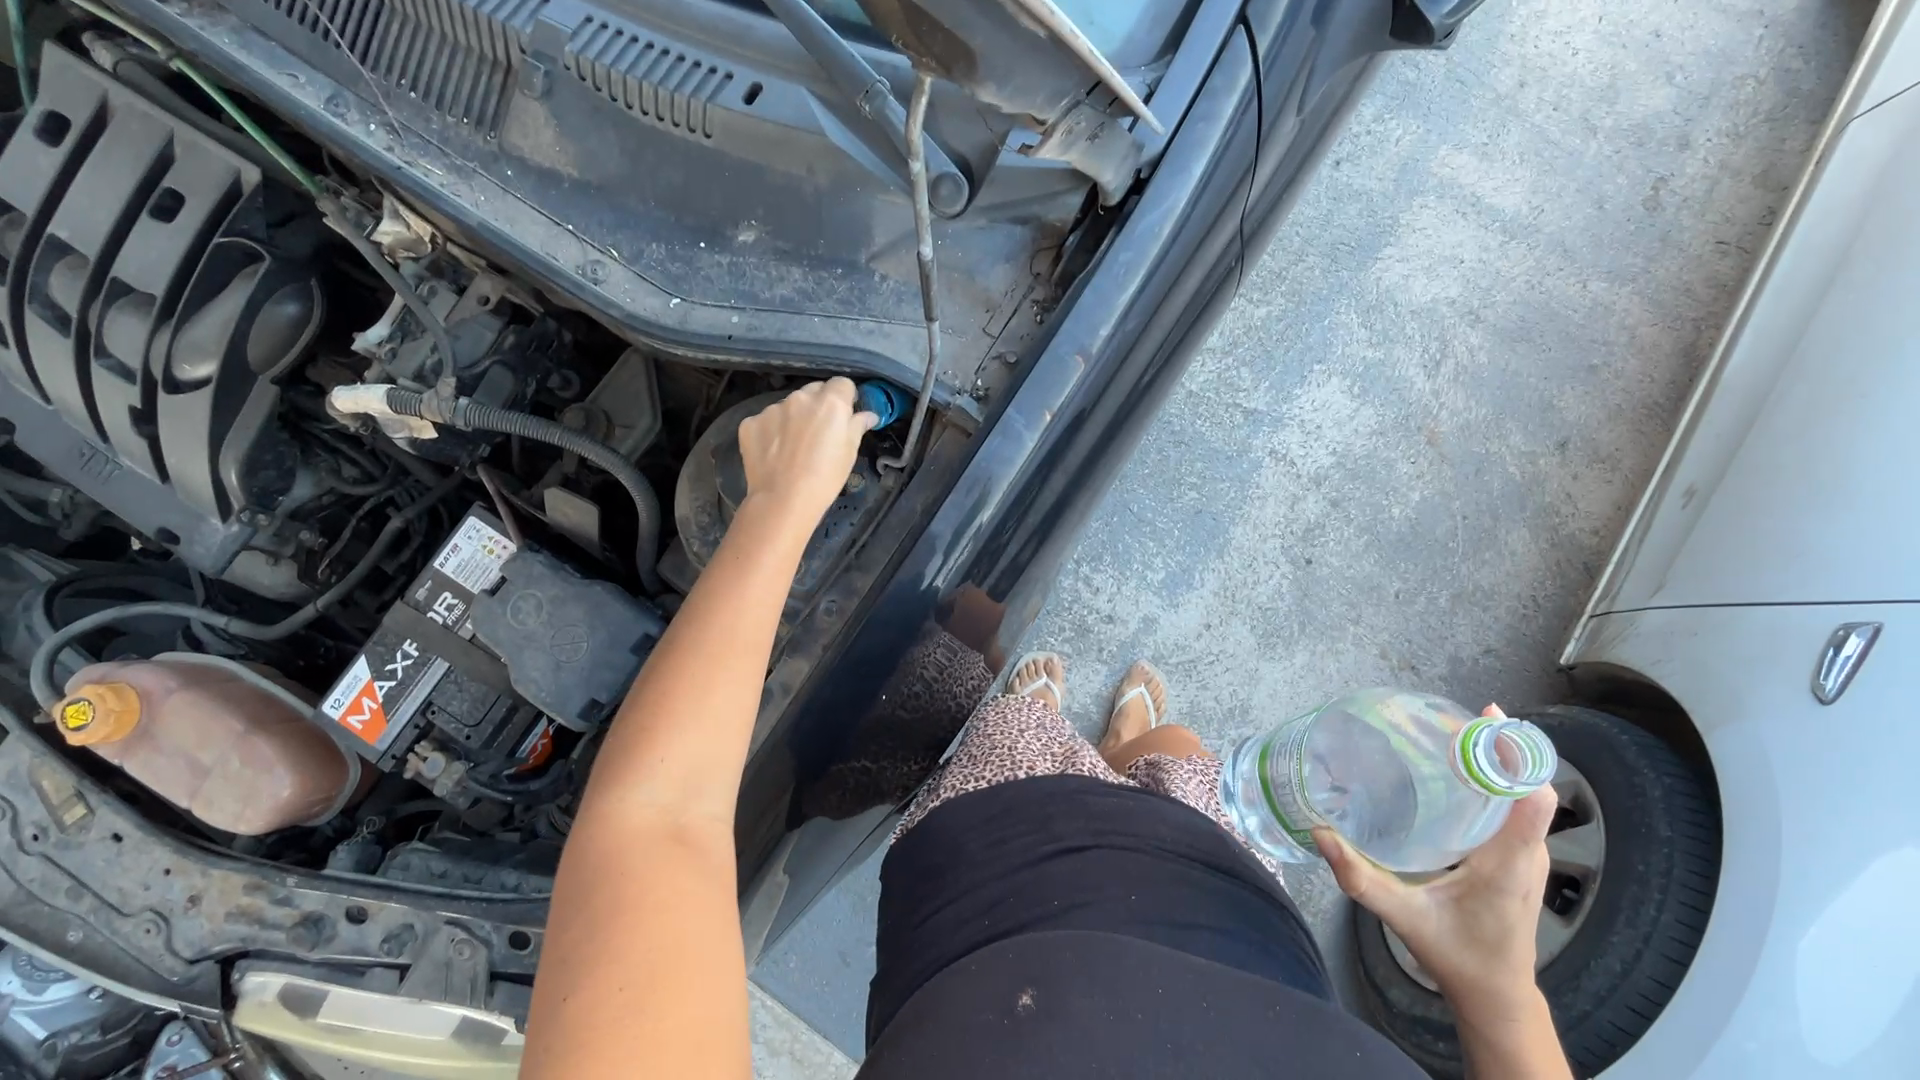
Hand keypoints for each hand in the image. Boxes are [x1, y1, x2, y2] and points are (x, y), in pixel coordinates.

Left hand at [737, 378, 877, 532]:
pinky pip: (765, 420)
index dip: (845, 399)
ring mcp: (772, 408)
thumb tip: (868, 415)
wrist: (783, 500)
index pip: (842, 384)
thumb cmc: (825, 478)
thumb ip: (857, 426)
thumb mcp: (849, 453)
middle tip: (818, 434)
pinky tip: (773, 453)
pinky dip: (770, 432)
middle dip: (818, 406)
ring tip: (793, 448)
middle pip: (814, 391)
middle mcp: (800, 398)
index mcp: (830, 402)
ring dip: (793, 418)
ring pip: (788, 406)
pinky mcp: (750, 422)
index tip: (843, 417)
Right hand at [1313, 707, 1556, 1019]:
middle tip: (1449, 717)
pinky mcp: (1521, 855)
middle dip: (1497, 743)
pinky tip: (1460, 769)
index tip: (1483, 721)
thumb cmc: (1455, 954)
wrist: (1496, 994)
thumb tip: (1319, 833)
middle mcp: (1527, 851)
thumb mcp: (1401, 917)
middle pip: (1526, 783)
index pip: (1530, 798)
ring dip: (1497, 758)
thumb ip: (1360, 878)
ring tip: (1451, 733)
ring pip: (1523, 792)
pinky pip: (1516, 804)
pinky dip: (1495, 778)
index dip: (1514, 755)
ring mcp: (1528, 853)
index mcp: (1507, 862)